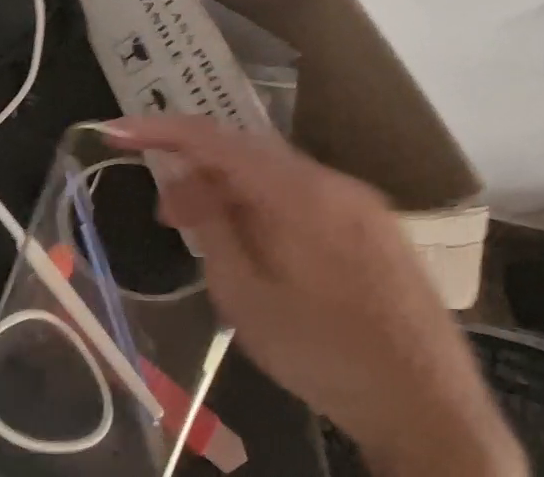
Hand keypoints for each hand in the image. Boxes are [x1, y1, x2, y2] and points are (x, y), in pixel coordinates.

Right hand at [105, 115, 523, 476]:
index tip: (111, 133)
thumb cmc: (320, 352)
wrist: (432, 414)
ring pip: (273, 175)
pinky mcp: (376, 233)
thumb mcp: (240, 290)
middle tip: (160, 211)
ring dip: (225, 191)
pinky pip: (301, 197)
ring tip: (198, 233)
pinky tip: (247, 241)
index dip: (155, 129)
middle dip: (190, 168)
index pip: (212, 138)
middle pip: (244, 151)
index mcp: (299, 194)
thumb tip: (181, 174)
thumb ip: (208, 221)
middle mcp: (336, 186)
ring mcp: (363, 209)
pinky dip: (260, 205)